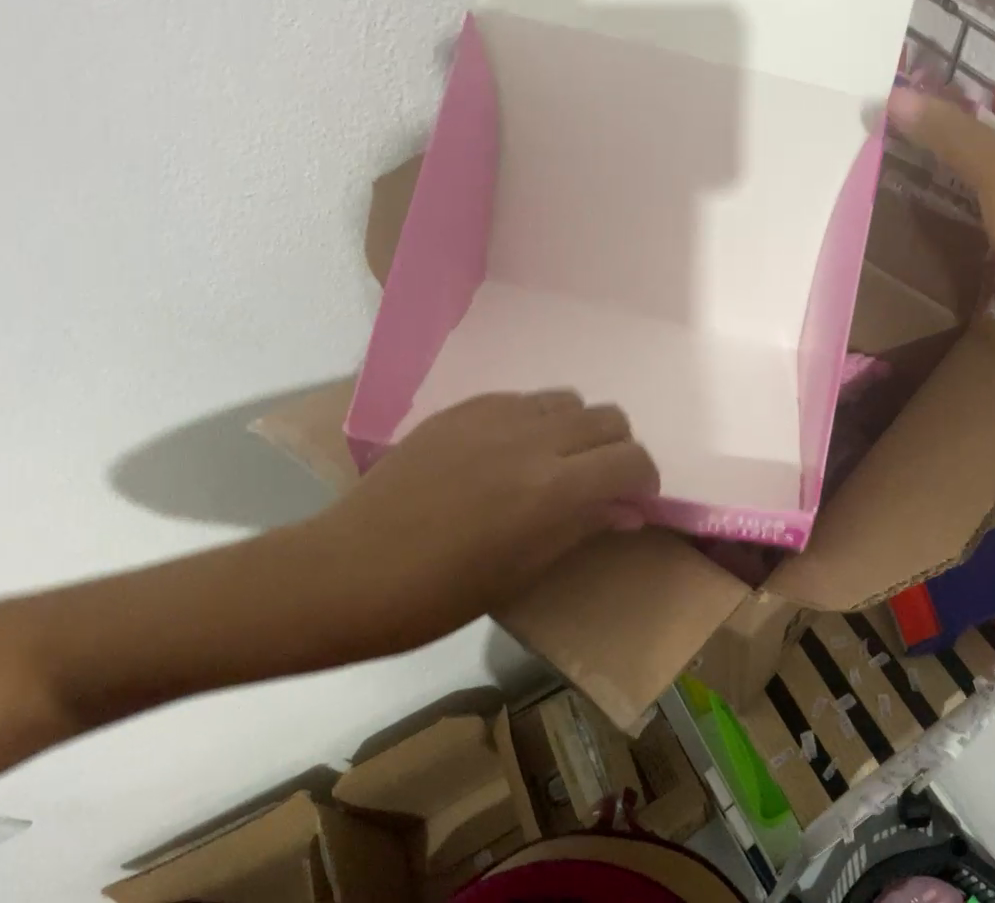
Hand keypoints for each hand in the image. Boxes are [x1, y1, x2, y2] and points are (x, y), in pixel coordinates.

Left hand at [281, 390, 659, 654]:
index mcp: (553, 490)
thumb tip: (628, 510)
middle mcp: (532, 440)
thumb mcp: (524, 571)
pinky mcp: (459, 410)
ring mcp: (493, 418)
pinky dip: (534, 420)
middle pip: (608, 418)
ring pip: (567, 400)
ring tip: (554, 464)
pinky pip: (520, 399)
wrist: (349, 572)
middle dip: (617, 450)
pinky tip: (508, 453)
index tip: (634, 501)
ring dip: (577, 429)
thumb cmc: (441, 594)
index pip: (631, 460)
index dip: (645, 479)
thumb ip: (583, 527)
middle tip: (598, 483)